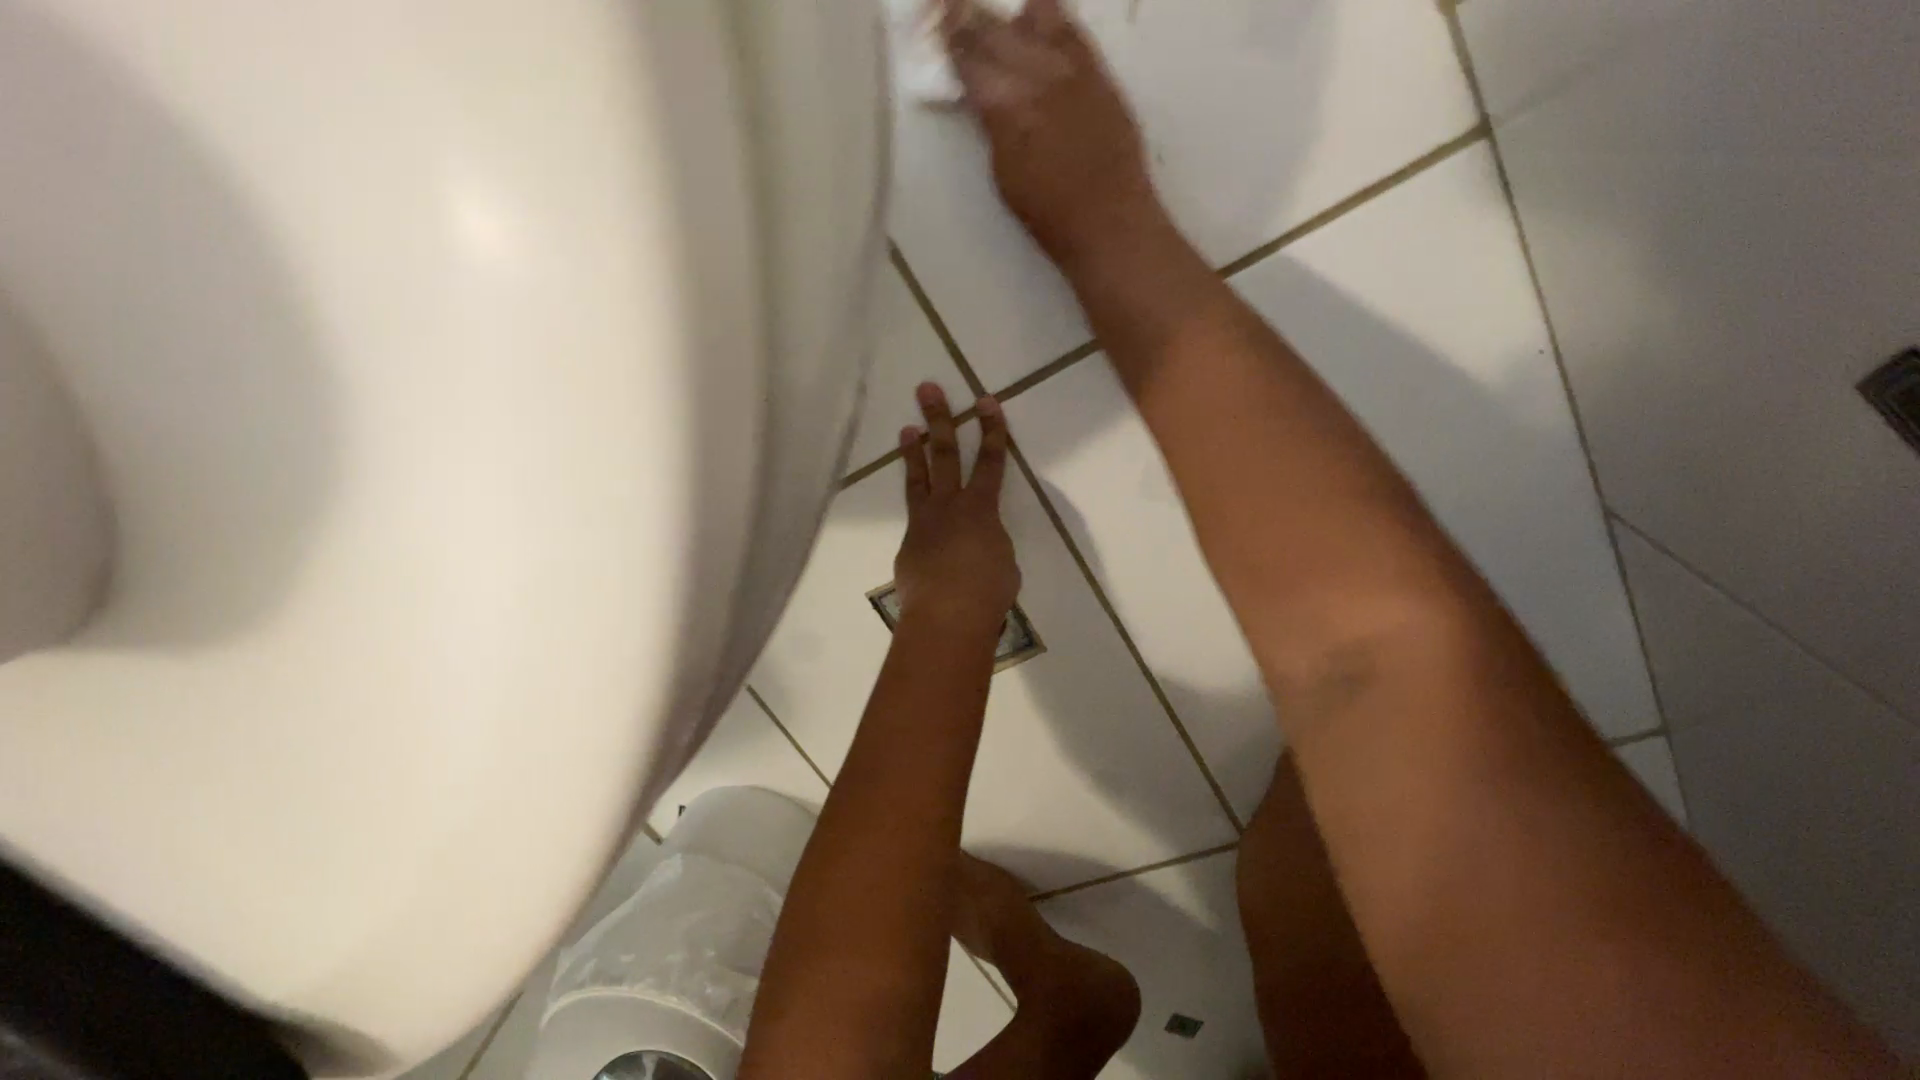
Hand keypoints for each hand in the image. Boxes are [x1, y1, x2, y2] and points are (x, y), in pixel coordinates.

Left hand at [894, 383, 1020, 634]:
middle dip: (939, 419)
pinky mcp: (908, 544)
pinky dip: (916, 512)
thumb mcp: (1003, 564)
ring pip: (918, 479)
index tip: (986, 400)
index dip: (991, 429)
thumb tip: (977, 546)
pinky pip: (912, 518)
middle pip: (944, 454)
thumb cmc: (988, 593)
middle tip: (927, 389)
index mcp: (982, 509)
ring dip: (913, 451)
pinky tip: (920, 517)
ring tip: (906, 427)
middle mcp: (950, 506)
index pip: (990, 461)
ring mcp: (924, 523)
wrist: (947, 616)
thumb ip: (991, 544)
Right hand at [939, 0, 1166, 268]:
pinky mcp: (1101, 76)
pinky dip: (1053, 21)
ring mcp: (1073, 71)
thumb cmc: (1047, 213)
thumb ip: (992, 125)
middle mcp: (1037, 76)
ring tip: (1004, 15)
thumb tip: (984, 97)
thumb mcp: (1002, 172)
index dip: (950, 36)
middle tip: (956, 6)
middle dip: (971, 16)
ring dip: (1014, 14)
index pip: (968, 57)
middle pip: (997, 30)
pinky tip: (1043, 16)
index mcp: (1005, 106)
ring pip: (1039, 17)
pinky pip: (1074, 32)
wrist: (1110, 222)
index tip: (938, 21)